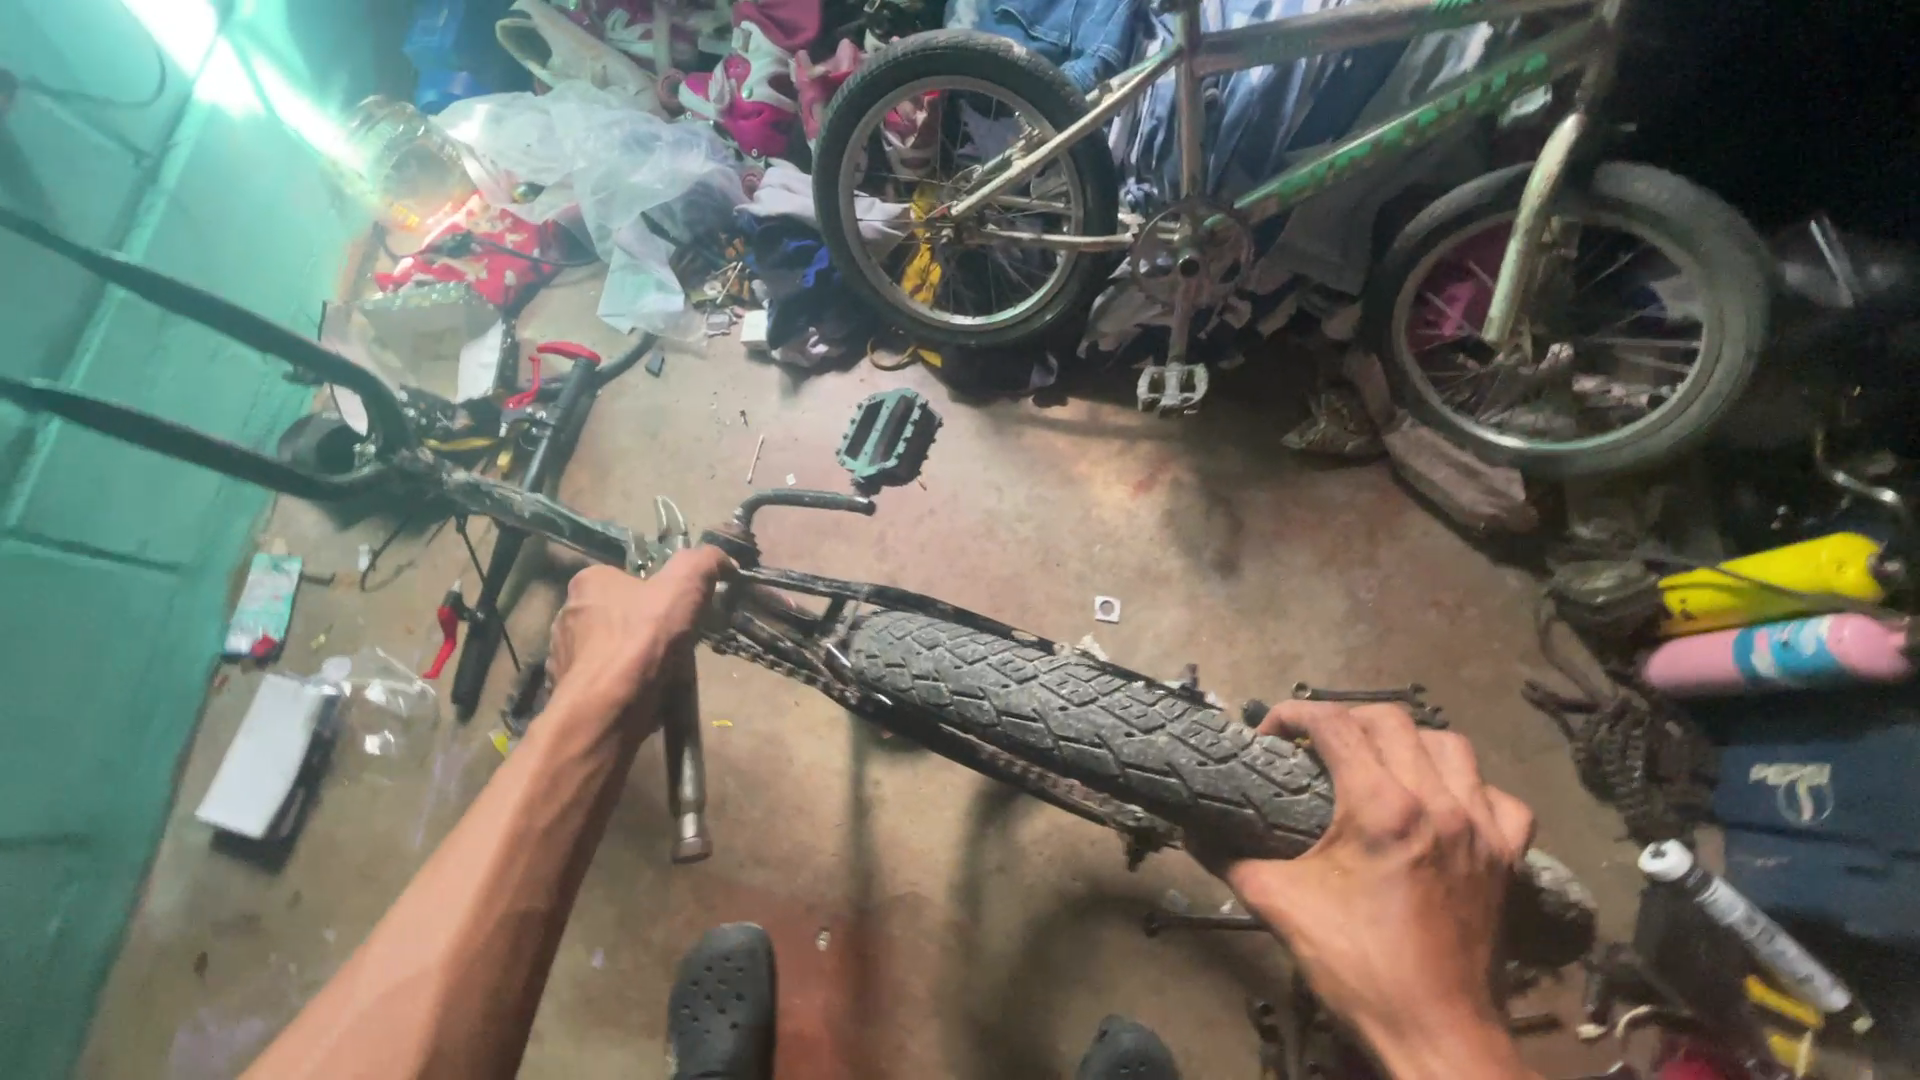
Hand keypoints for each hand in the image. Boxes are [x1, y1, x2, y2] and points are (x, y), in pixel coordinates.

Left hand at [547, 548, 732, 725]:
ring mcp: (561, 652)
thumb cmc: (644, 638)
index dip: (656, 596)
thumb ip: (704, 561)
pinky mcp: (563, 687)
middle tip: (671, 645)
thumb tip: (723, 560)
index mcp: (589, 581)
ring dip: (629, 657)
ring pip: (606, 648)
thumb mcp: (686, 584)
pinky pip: (599, 679)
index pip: (626, 580)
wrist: (608, 705)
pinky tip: (638, 694)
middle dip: (641, 627)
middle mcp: (566, 612)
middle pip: (616, 614)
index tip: (677, 614)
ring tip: (657, 674)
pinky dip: (617, 684)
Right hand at [1215, 702, 1537, 1079]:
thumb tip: (1193, 833)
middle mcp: (1437, 802)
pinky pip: (1499, 797)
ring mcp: (1480, 828)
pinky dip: (1469, 787)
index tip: (1270, 733)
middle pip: (1390, 719)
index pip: (1335, 724)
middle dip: (1343, 718)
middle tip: (1313, 743)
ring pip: (1451, 745)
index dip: (1294, 714)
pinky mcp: (1507, 857)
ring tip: (1375, 762)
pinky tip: (1443, 804)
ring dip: (1406, 741)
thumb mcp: (1276, 903)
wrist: (1437, 1034)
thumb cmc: (1356, 967)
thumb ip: (1229, 858)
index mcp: (1381, 806)